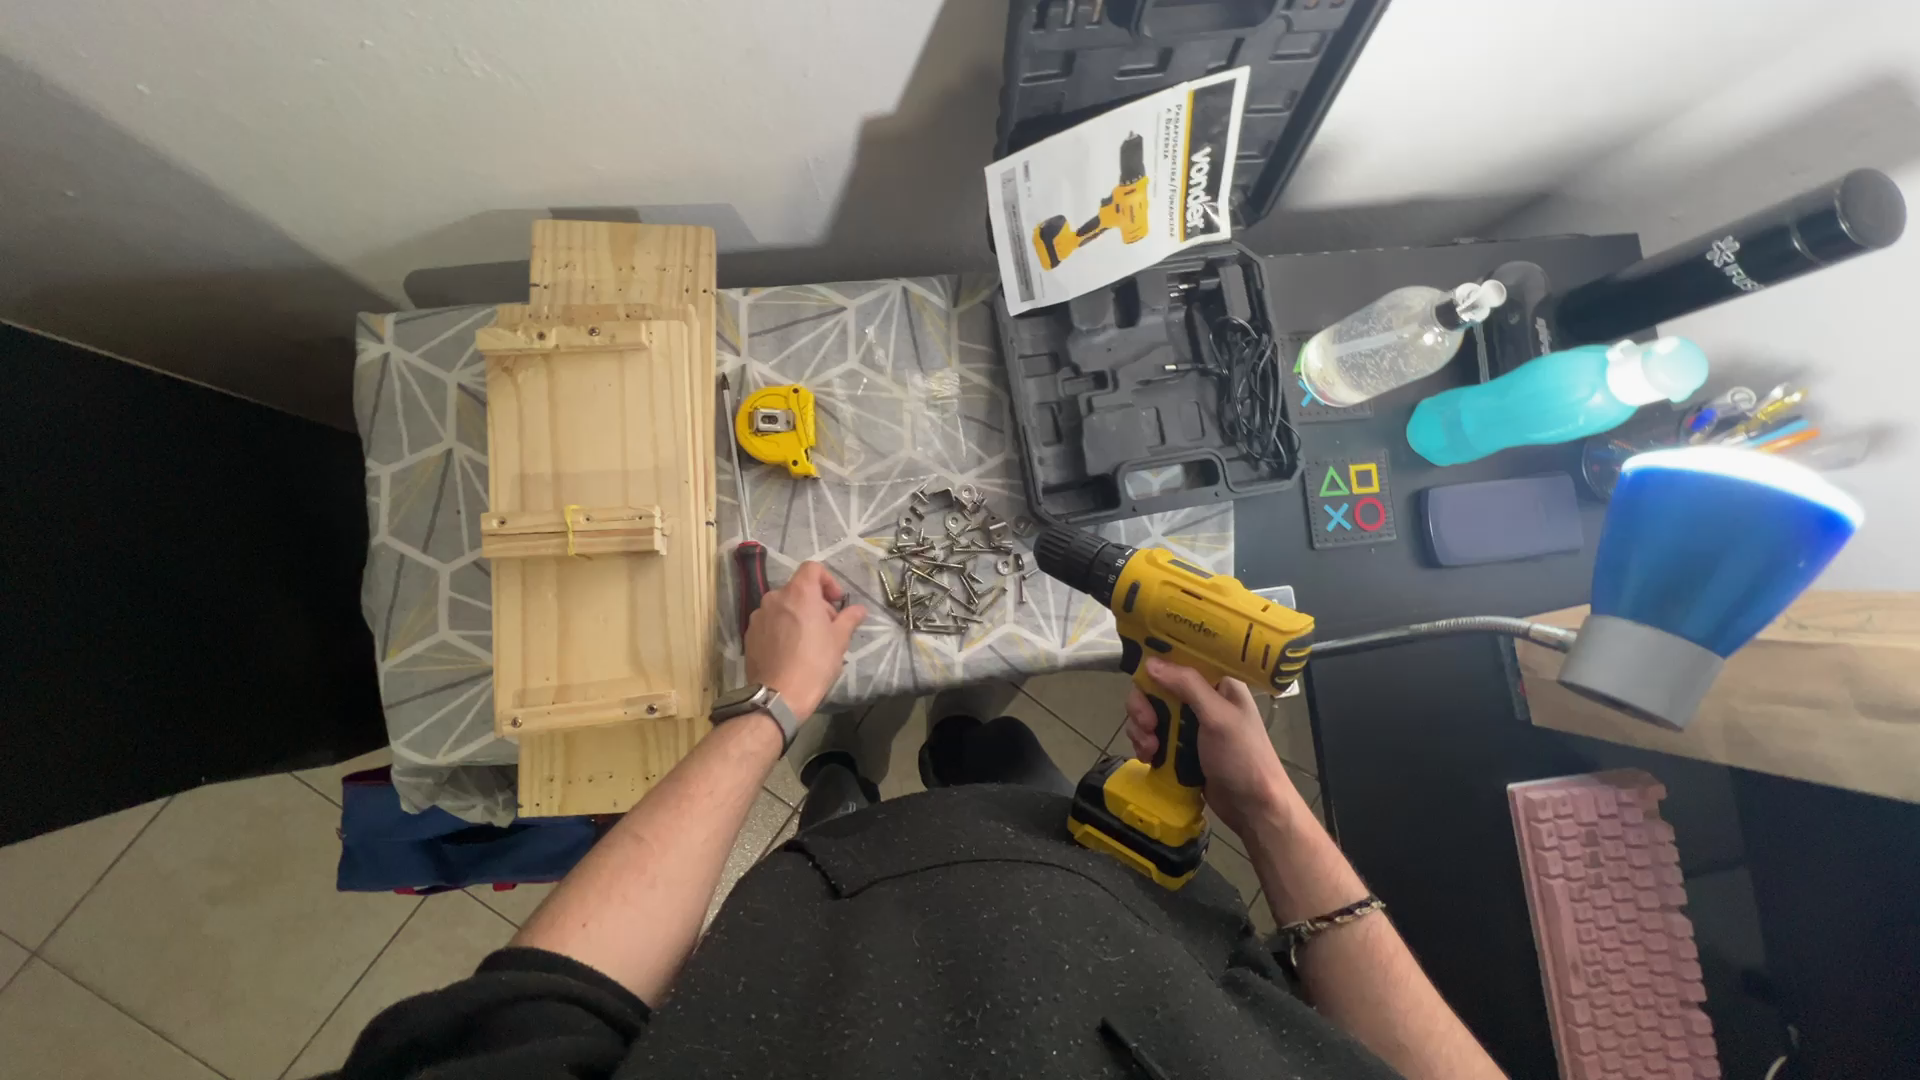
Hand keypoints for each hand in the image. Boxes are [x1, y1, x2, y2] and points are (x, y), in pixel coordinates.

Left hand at [744, 561, 866, 716]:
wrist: (778, 696)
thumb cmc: (815, 663)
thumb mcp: (839, 640)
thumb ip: (850, 618)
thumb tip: (859, 609)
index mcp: (799, 593)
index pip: (812, 568)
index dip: (827, 580)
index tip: (836, 602)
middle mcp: (775, 598)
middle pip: (798, 590)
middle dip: (815, 603)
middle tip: (828, 627)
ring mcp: (758, 616)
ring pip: (783, 607)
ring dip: (798, 616)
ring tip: (808, 641)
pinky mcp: (750, 635)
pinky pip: (770, 623)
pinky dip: (782, 629)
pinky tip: (790, 652)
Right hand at [1122, 657, 1297, 835]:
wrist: (1253, 809)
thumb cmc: (1243, 758)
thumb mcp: (1218, 717)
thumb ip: (1187, 686)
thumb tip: (1151, 662)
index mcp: (1217, 683)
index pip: (1179, 661)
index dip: (1157, 668)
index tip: (1143, 682)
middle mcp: (1201, 698)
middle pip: (1156, 688)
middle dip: (1144, 707)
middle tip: (1148, 725)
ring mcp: (1189, 724)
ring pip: (1150, 712)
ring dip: (1141, 729)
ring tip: (1149, 750)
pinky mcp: (1180, 746)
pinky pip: (1152, 735)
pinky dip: (1144, 744)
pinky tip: (1148, 757)